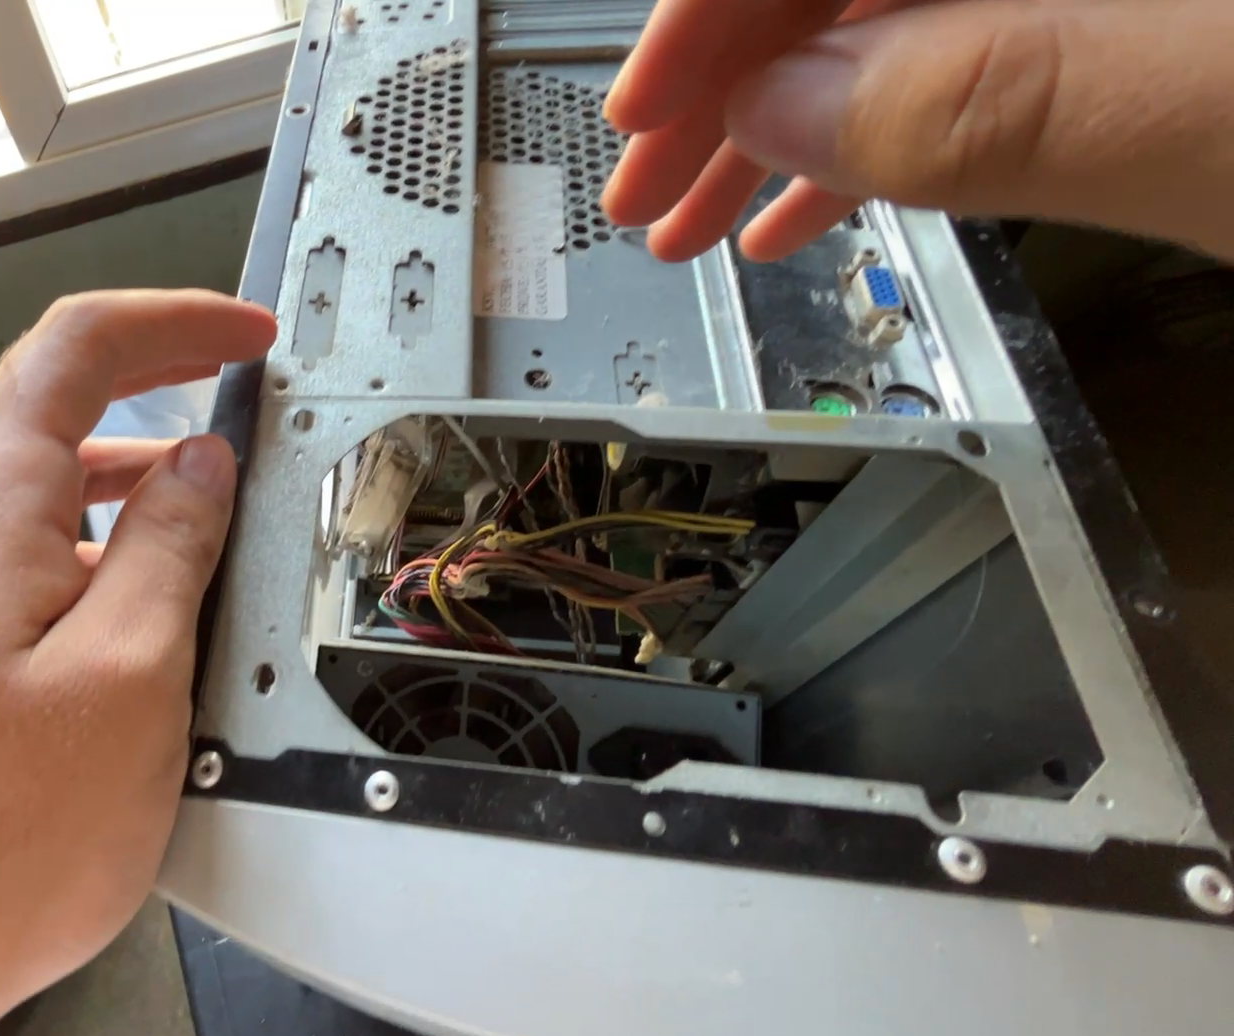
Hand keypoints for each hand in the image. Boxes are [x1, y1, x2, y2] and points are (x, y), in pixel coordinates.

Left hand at [0, 290, 275, 1035]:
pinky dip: (117, 541)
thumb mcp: (129, 672)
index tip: (247, 333)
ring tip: (222, 501)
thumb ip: (170, 545)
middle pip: (63, 401)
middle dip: (163, 381)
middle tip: (243, 396)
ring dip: (145, 472)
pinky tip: (164, 593)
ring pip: (62, 483)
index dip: (175, 321)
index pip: (82, 346)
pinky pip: (51, 551)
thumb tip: (203, 465)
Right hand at [600, 0, 1233, 262]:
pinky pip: (943, 73)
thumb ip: (995, 94)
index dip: (712, 6)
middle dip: (726, 85)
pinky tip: (795, 221)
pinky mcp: (1099, 37)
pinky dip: (856, 149)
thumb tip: (781, 109)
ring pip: (877, 29)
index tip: (640, 112)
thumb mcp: (1225, 114)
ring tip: (692, 233)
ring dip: (769, 136)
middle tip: (645, 199)